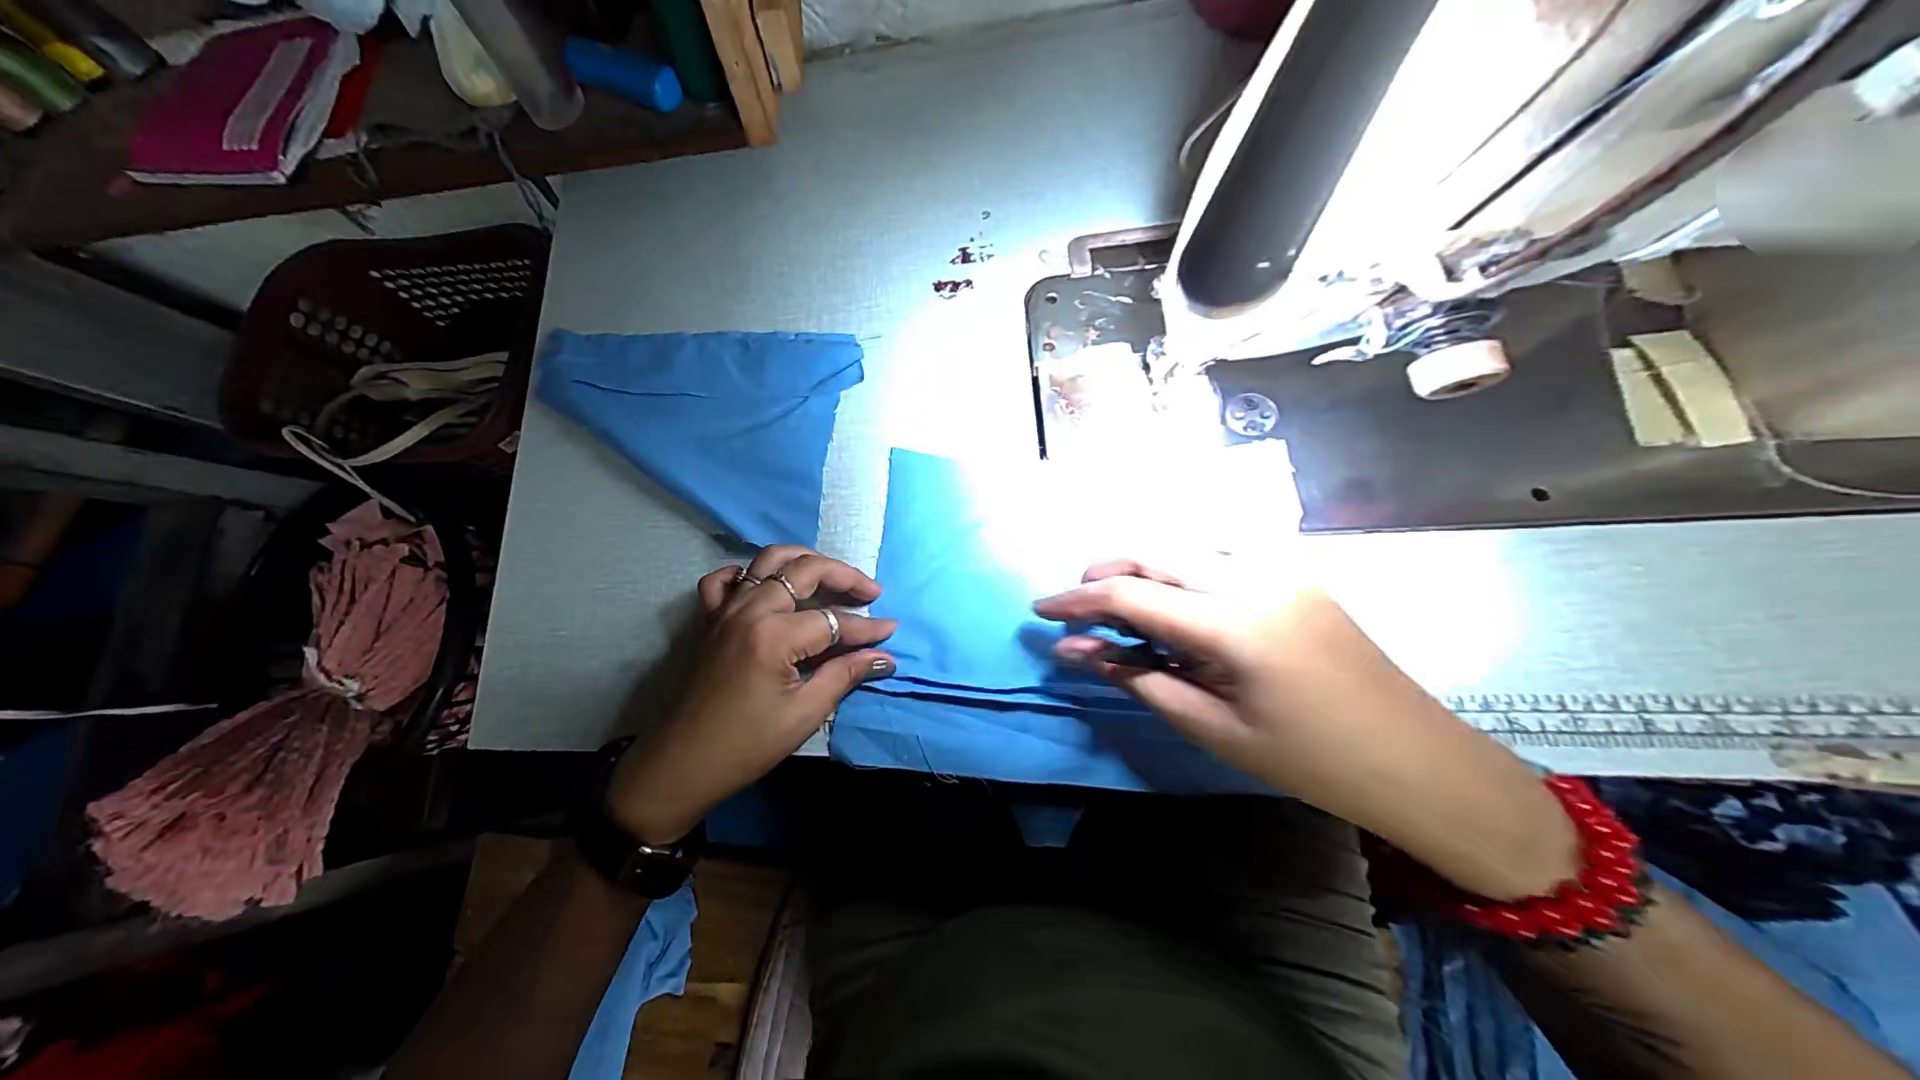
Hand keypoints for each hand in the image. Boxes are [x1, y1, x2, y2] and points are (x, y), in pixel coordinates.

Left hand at [608, 546, 896, 844]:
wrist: (684, 764)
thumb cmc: (748, 744)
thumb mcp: (805, 713)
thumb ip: (844, 674)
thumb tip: (883, 657)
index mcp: (774, 635)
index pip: (833, 619)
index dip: (866, 627)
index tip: (891, 630)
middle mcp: (749, 610)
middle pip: (804, 570)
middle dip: (843, 575)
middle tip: (870, 591)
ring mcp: (725, 610)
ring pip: (767, 560)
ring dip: (803, 560)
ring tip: (828, 574)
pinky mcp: (710, 620)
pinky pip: (723, 580)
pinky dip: (746, 574)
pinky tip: (763, 586)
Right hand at [1034, 560, 1579, 899]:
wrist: (1419, 762)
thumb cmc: (1311, 761)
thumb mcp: (1214, 729)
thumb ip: (1140, 679)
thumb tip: (1077, 651)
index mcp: (1233, 622)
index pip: (1131, 593)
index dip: (1076, 601)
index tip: (1039, 610)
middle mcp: (1255, 576)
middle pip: (1156, 552)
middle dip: (1106, 573)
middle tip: (1075, 608)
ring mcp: (1282, 570)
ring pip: (1188, 548)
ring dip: (1144, 569)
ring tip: (1119, 609)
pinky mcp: (1297, 577)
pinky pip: (1221, 558)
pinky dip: (1182, 574)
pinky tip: (1175, 609)